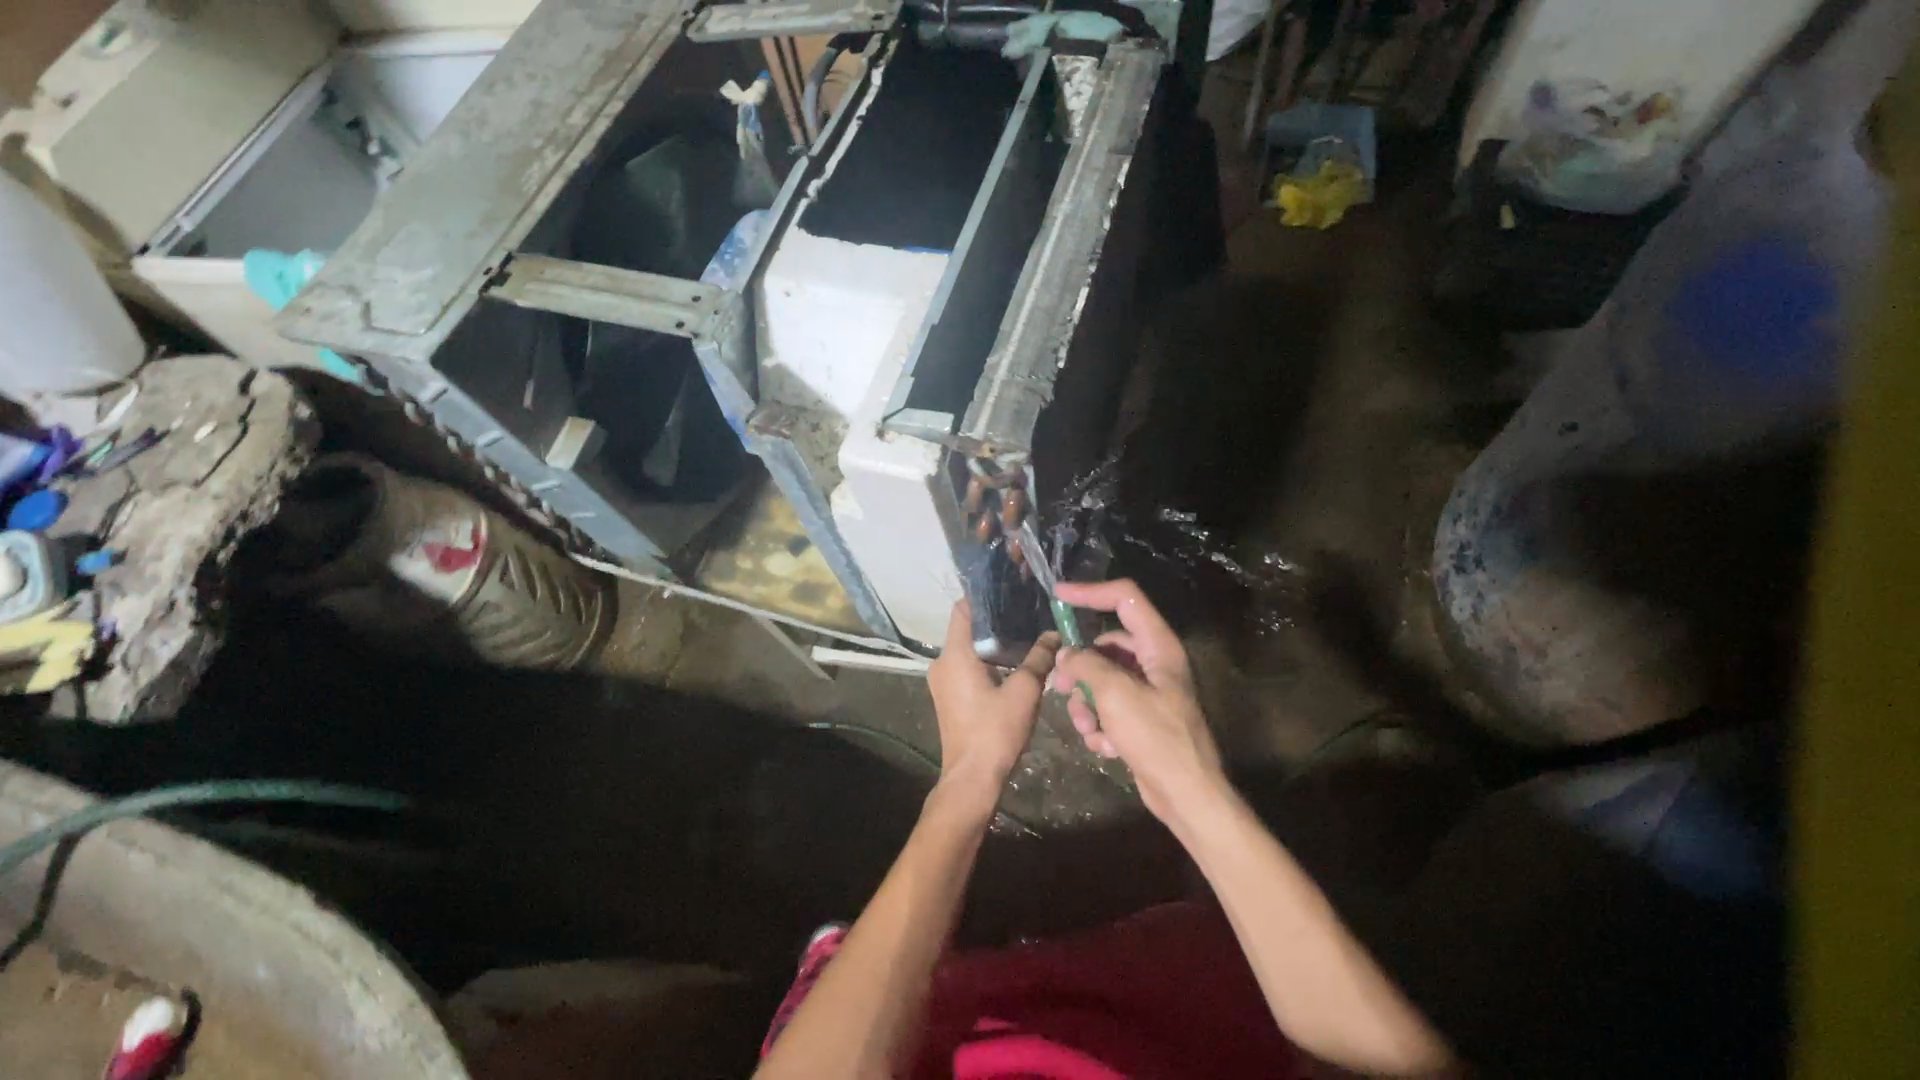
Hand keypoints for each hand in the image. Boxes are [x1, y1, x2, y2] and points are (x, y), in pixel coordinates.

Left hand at [927, 600, 1058, 793]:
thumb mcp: (1024, 692)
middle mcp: (942, 663)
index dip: (984, 595)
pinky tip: (1013, 664)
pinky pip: (967, 668)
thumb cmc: (995, 731)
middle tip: (1026, 611)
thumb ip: (1039, 659)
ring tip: (1026, 634)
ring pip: (968, 650)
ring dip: (993, 643)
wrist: (972, 778)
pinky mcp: (948, 698)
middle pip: (967, 629)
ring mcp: (942, 682)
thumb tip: (1055, 636)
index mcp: (955, 654)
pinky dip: (987, 661)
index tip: (1010, 588)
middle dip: (996, 620)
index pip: (963, 608)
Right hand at [1050, 579, 1226, 825]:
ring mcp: (1150, 693)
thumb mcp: (1116, 694)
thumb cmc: (1157, 738)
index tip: (1058, 596)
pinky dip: (1101, 725)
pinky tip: (1104, 747)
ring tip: (1088, 728)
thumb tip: (1067, 654)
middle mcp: (1156, 664)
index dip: (1091, 592)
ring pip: (1103, 680)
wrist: (1186, 794)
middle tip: (1059, 687)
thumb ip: (1086, 665)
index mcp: (1159, 647)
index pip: (1125, 599)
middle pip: (1106, 647)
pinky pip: (1110, 709)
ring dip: (1087, 703)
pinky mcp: (1142, 720)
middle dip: (1080, 668)